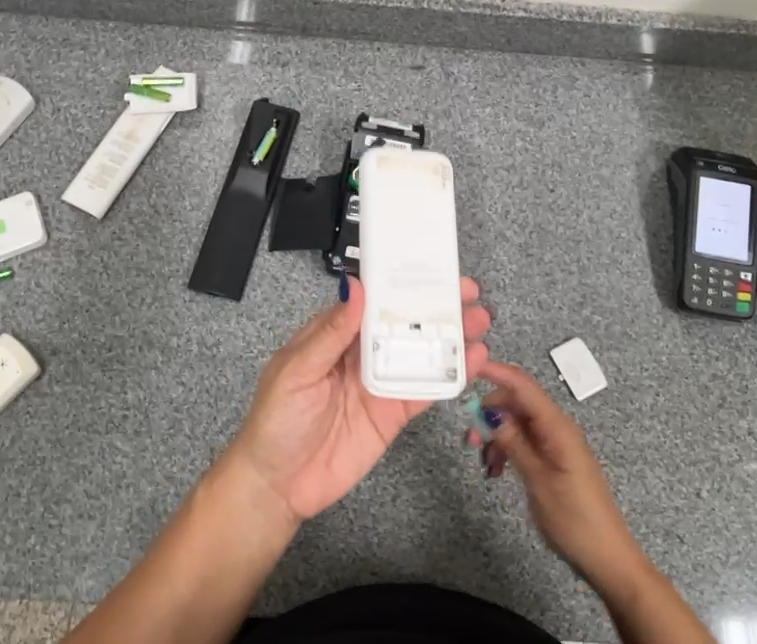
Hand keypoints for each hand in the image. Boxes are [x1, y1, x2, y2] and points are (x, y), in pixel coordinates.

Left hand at [225, 276, 491, 520]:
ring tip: (480, 323)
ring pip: (420, 353)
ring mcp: (379, 383)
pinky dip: (450, 376)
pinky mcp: (392, 413)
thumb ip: (330, 333)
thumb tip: (356, 287)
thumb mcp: (297, 371)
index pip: (373, 301)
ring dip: (450, 337)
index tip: (433, 271)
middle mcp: (360, 354)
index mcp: (334, 335)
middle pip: (403, 324)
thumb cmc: (276, 420)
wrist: (278, 485)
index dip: (402, 285)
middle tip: (470, 294)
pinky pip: (424, 390)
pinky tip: (473, 362)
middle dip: (436, 307)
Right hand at [478, 359, 647, 587]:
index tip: (468, 367)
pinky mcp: (552, 459)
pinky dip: (506, 450)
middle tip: (469, 440)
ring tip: (485, 465)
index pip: (523, 385)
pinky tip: (497, 472)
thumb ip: (514, 443)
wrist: (605, 557)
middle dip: (489, 413)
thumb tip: (490, 412)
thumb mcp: (537, 479)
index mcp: (557, 427)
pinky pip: (524, 441)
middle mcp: (556, 428)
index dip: (496, 372)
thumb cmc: (574, 518)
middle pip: (516, 403)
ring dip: (496, 436)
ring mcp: (555, 444)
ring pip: (517, 423)